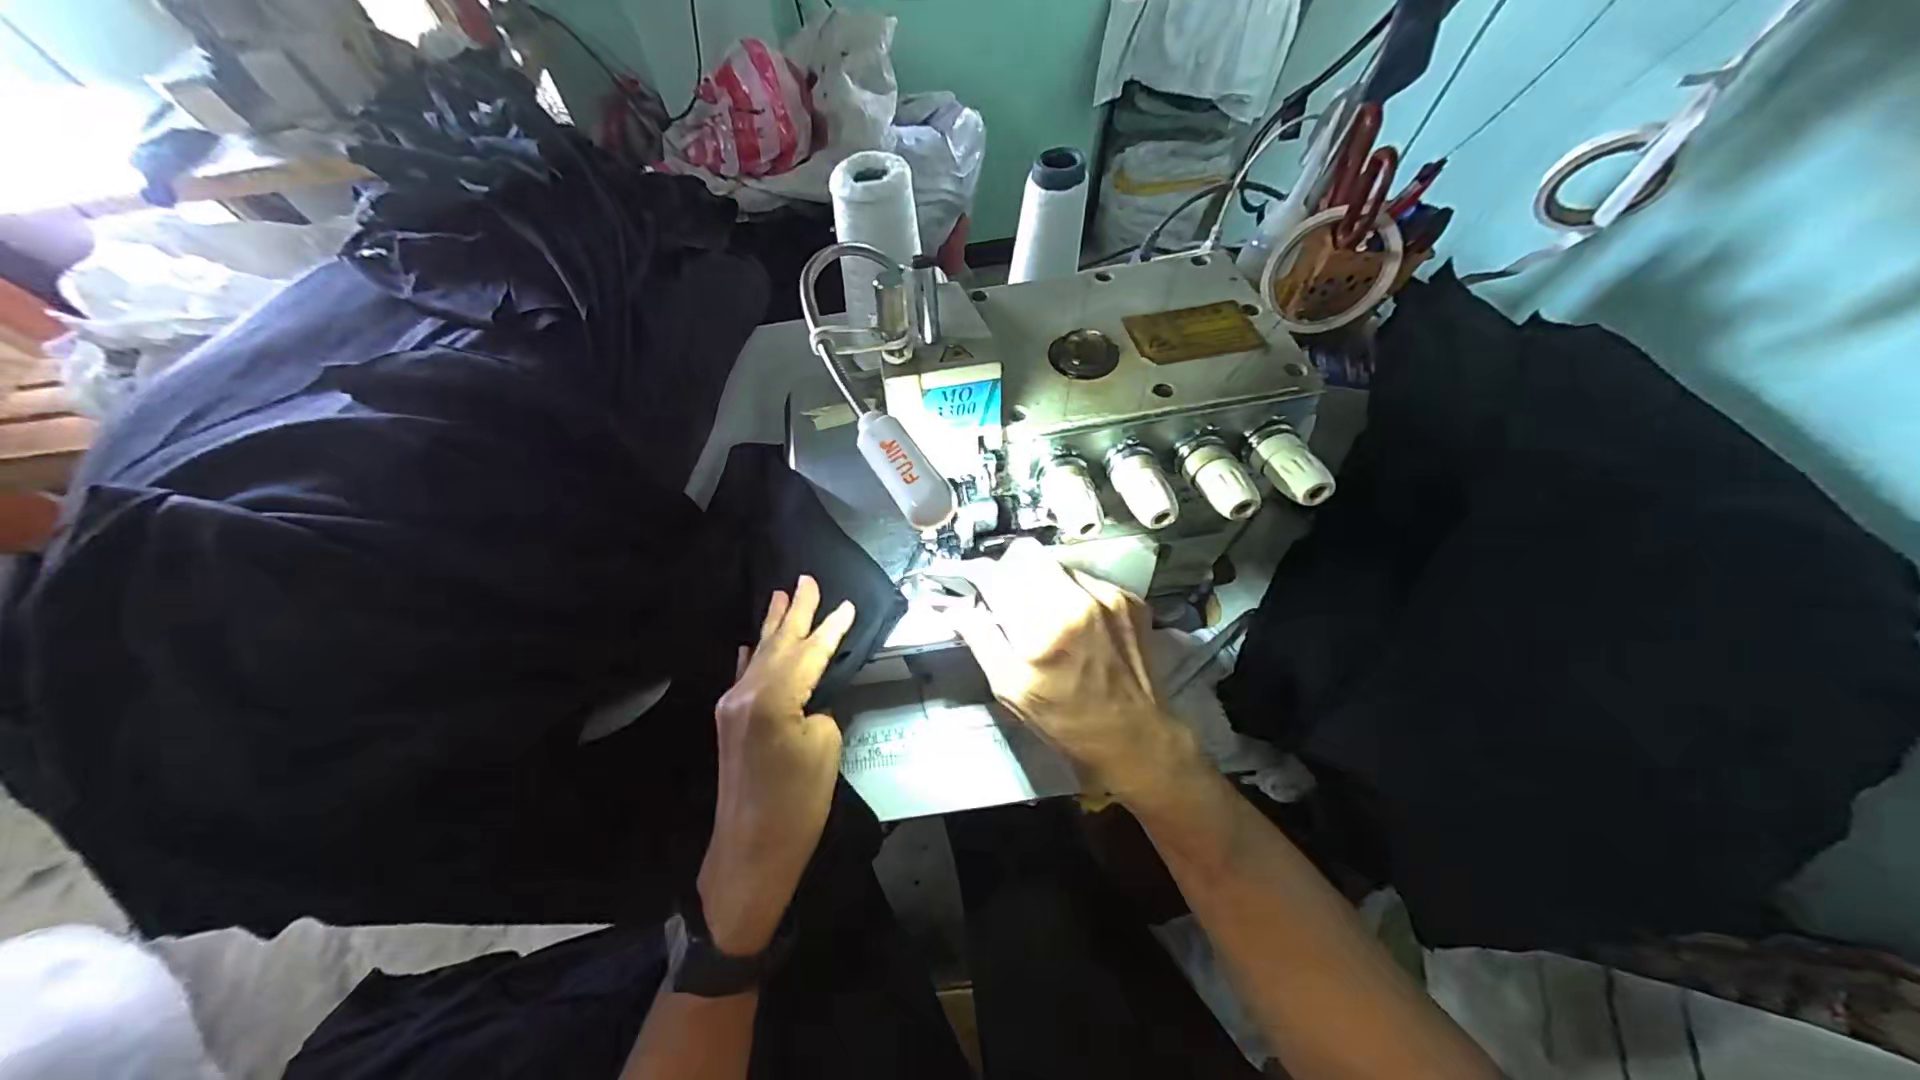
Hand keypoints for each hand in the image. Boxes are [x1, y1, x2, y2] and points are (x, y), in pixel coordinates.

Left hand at [698, 576, 854, 955]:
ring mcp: (732, 706)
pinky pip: (744, 675)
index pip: (809, 652)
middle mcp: (746, 693)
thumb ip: (819, 708)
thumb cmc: (797, 804)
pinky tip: (749, 642)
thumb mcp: (825, 747)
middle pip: (778, 643)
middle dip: (795, 611)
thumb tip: (810, 697)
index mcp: (773, 697)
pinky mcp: (729, 721)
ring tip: (781, 595)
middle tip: (806, 579)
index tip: (847, 604)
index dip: (831, 629)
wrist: (751, 851)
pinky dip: (752, 655)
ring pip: (759, 655)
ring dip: (773, 625)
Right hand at [953, 539, 1205, 806]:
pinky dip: (1073, 594)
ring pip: (1060, 568)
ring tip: (1043, 616)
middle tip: (1008, 601)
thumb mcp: (1011, 687)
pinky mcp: (1130, 601)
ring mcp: (1112, 598)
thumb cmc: (1067, 721)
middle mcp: (1083, 601)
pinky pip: (1088, 582)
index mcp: (1050, 625)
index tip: (973, 584)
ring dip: (1044, 583)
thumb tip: (953, 605)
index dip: (981, 575)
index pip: (1001, 574)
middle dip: (1013, 575)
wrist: (1134, 738)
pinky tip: (1074, 624)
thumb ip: (980, 638)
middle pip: (1032, 561)